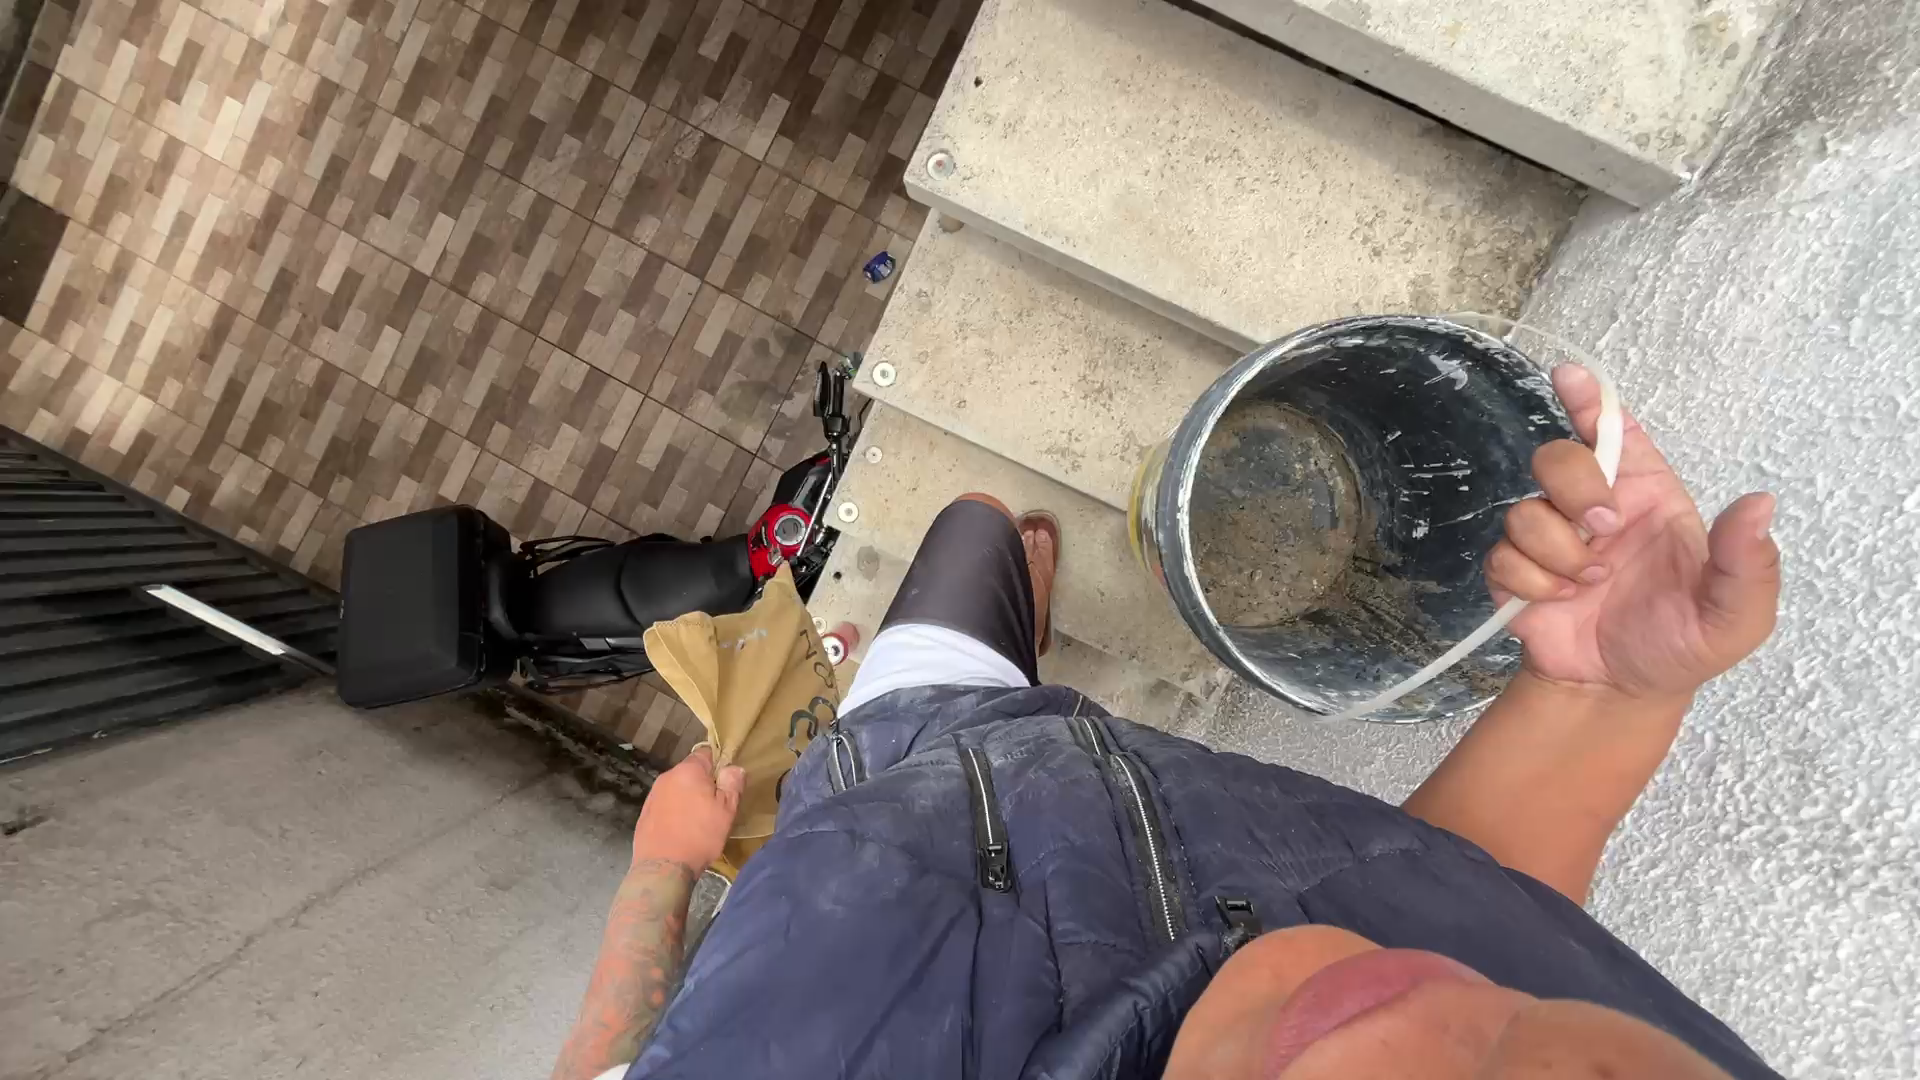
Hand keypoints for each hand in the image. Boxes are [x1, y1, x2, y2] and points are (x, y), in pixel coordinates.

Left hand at [630, 745, 745, 871]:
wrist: (662, 869)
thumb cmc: (700, 835)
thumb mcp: (727, 809)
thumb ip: (733, 783)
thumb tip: (733, 768)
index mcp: (688, 770)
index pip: (706, 753)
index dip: (719, 763)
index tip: (726, 782)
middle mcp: (667, 777)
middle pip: (691, 771)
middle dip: (703, 783)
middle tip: (715, 805)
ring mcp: (653, 796)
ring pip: (678, 788)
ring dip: (688, 797)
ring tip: (698, 820)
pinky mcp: (644, 814)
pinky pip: (666, 804)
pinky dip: (675, 811)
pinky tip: (681, 830)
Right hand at [1486, 366, 1780, 702]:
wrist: (1615, 686)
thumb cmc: (1681, 643)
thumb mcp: (1737, 614)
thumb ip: (1747, 562)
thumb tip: (1756, 503)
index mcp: (1646, 501)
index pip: (1616, 438)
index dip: (1591, 403)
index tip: (1567, 374)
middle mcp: (1590, 511)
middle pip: (1555, 460)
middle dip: (1574, 491)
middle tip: (1601, 532)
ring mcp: (1547, 540)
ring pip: (1522, 513)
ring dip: (1557, 554)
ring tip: (1587, 586)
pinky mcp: (1511, 570)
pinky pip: (1502, 556)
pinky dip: (1531, 582)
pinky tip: (1556, 600)